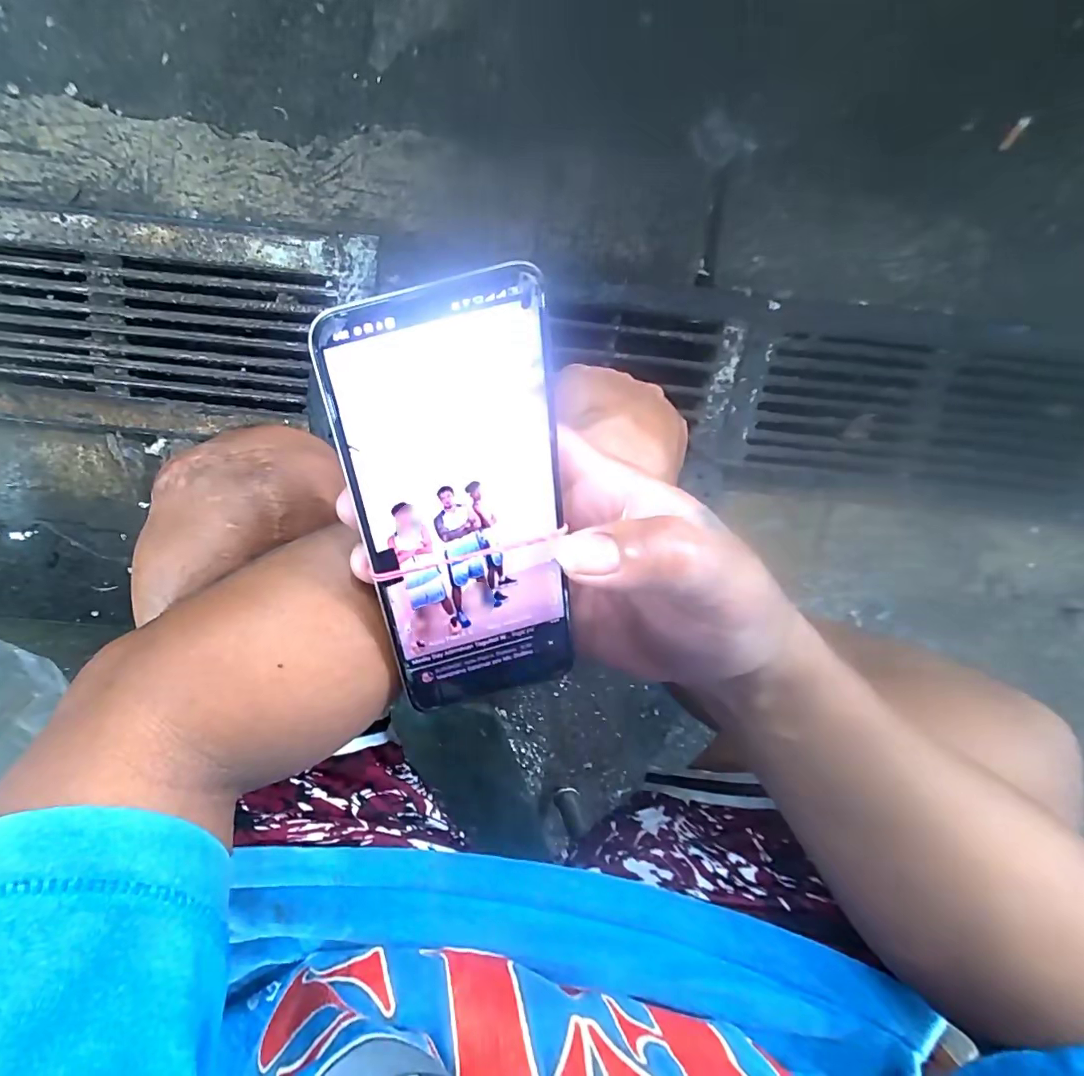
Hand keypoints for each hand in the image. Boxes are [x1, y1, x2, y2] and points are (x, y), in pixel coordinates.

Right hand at [338, 365, 798, 686]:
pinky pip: (481, 594)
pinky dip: (442, 596)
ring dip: (418, 547)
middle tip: (358, 503)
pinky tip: (400, 605)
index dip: (468, 424)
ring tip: (362, 557)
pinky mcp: (536, 605)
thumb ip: (645, 551)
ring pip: (469, 544)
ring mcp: (542, 560)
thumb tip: (569, 554)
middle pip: (478, 490)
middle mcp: (556, 511)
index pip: (525, 435)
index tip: (401, 427)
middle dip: (417, 493)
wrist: (724, 659)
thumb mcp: (700, 564)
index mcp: (590, 479)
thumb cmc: (724, 593)